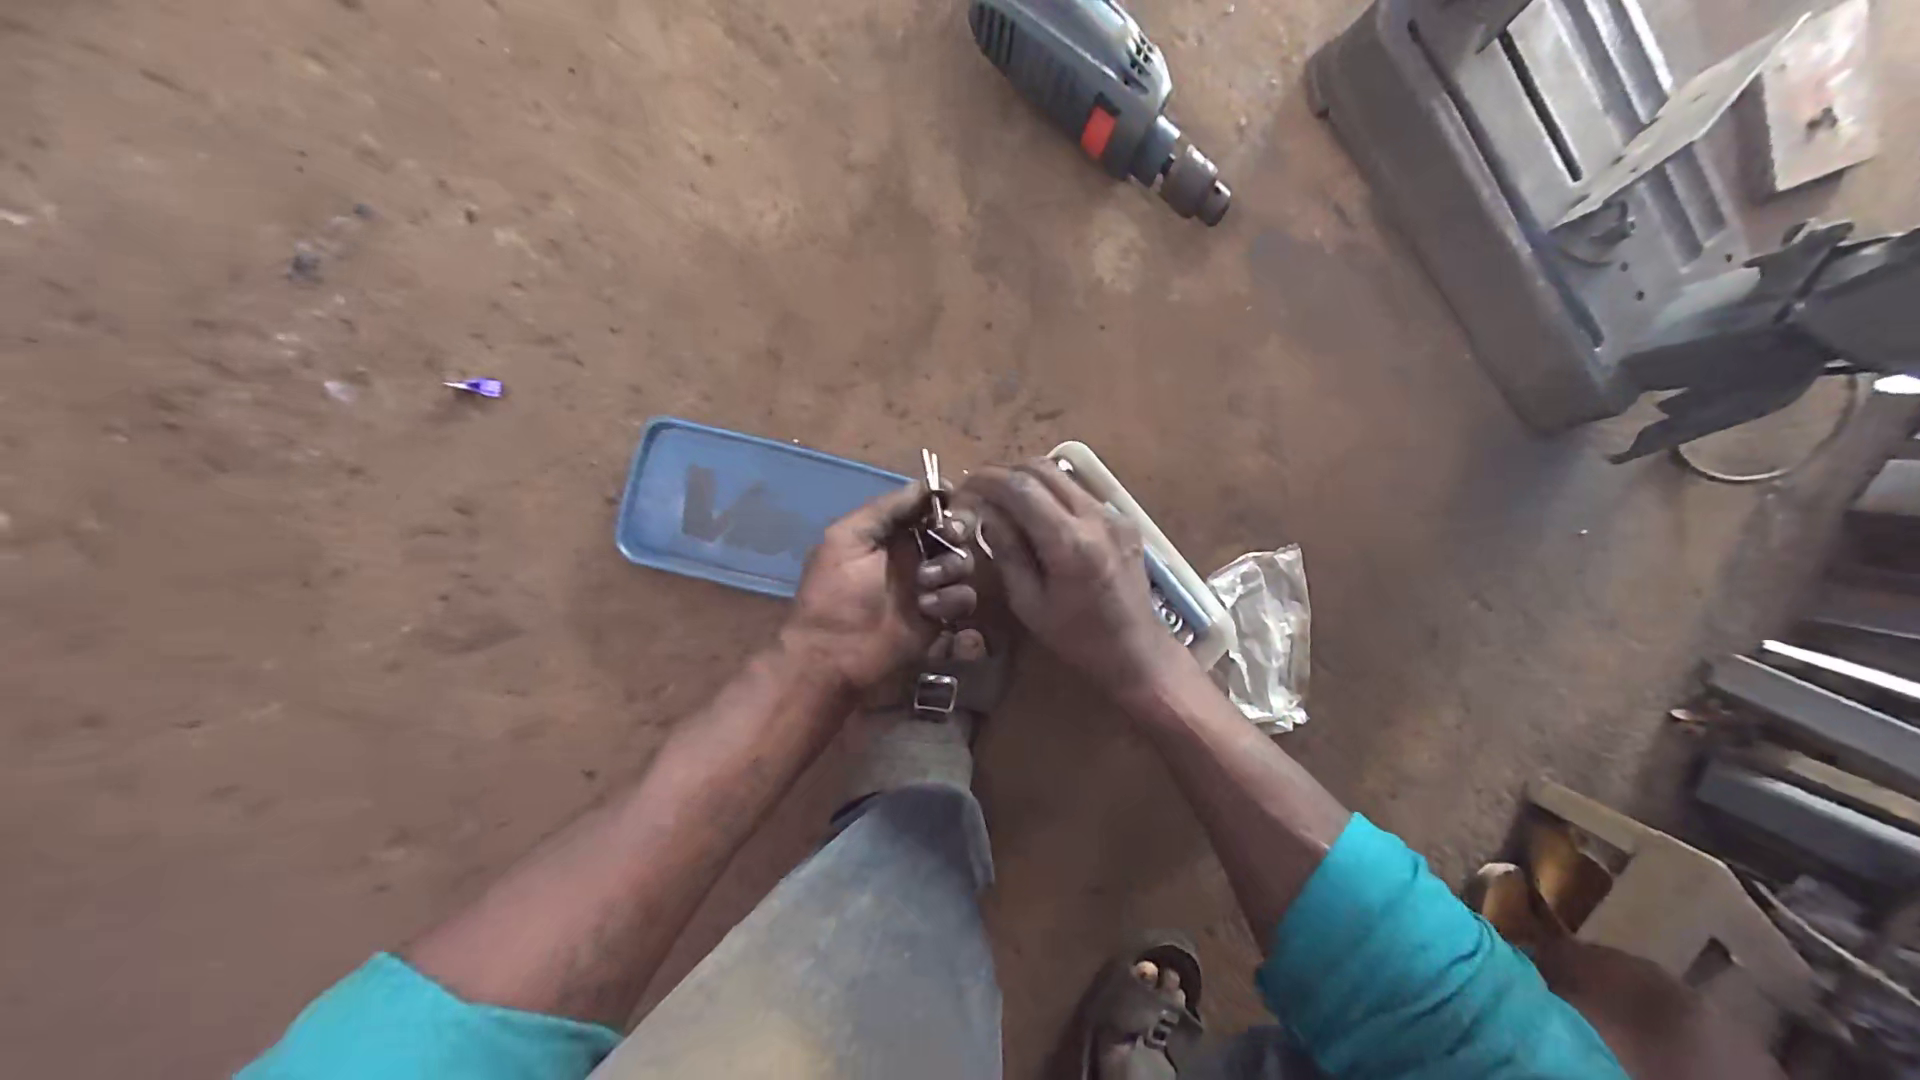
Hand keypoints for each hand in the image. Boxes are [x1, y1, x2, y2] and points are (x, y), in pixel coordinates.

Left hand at [783, 483, 977, 691]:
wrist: (832, 656)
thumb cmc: (835, 594)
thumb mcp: (847, 539)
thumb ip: (887, 509)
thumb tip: (931, 485)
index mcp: (889, 535)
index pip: (928, 509)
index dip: (942, 506)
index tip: (947, 506)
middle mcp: (913, 556)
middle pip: (953, 534)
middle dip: (955, 533)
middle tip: (947, 539)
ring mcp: (928, 588)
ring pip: (963, 565)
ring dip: (949, 570)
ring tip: (925, 586)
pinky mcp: (940, 619)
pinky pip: (963, 601)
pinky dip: (951, 602)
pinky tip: (928, 610)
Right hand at [958, 460, 1196, 706]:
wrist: (1136, 650)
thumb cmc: (1076, 637)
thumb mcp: (1028, 602)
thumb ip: (1007, 550)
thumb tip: (986, 512)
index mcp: (1070, 544)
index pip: (1021, 488)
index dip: (987, 480)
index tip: (964, 487)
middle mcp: (1095, 518)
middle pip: (1041, 469)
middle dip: (1004, 472)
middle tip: (980, 490)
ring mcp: (1113, 514)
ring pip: (1061, 474)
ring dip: (1027, 479)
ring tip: (1004, 500)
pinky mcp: (1123, 518)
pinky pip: (1078, 490)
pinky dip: (1051, 491)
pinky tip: (1038, 515)